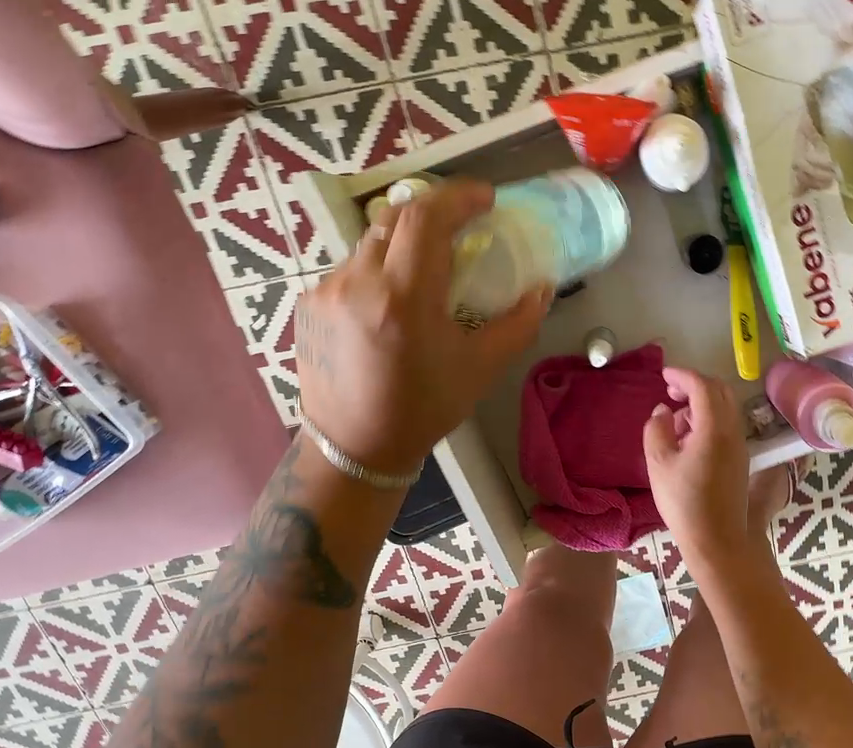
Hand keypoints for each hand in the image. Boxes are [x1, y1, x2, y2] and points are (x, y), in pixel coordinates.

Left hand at [295, 180, 548, 474]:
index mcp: (404, 297)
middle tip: (461, 227)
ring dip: (404, 244)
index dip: (458, 196)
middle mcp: (358, 281)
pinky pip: (350, 269)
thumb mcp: (481, 369)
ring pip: (370, 242)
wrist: (356, 446)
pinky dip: (378, 272)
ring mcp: (327, 289)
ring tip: (426, 271)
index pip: (426, 216)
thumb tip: (542, 289)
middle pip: (395, 216)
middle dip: (432, 213)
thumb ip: (517, 324)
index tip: (485, 198)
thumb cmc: (424, 408)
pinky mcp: (310, 302)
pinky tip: (391, 306)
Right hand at [643, 368, 751, 563]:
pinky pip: (726, 427)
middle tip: (670, 393)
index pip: (702, 386)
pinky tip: (688, 440)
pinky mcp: (740, 460)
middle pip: (720, 392)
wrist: (717, 540)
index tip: (663, 377)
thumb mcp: (658, 463)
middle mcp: (733, 431)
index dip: (682, 376)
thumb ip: (656, 429)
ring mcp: (740, 446)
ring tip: (675, 422)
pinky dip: (708, 421)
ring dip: (701, 405)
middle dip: (695, 386)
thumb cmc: (684, 502)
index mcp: (714, 428)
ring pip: (725, 409)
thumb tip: (662, 411)